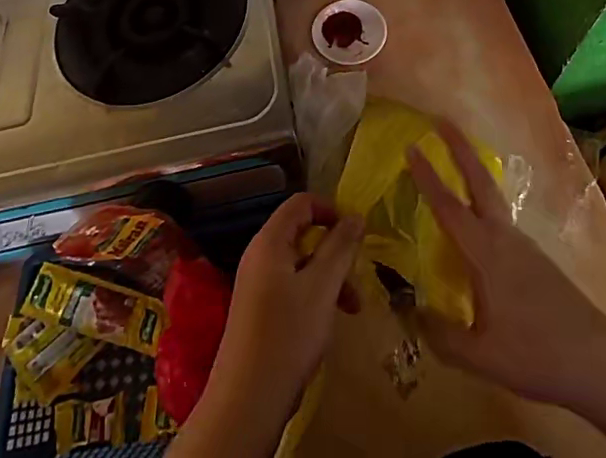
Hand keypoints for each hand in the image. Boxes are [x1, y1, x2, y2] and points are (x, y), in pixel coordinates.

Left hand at [214, 192, 362, 408]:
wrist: (247, 401)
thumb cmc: (288, 334)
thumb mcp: (323, 286)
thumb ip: (341, 247)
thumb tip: (356, 216)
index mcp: (270, 243)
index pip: (301, 203)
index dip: (331, 210)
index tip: (356, 233)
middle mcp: (260, 258)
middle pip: (304, 234)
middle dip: (336, 250)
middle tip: (357, 273)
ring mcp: (259, 286)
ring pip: (303, 264)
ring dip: (332, 277)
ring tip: (353, 306)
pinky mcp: (261, 312)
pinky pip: (295, 288)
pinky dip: (317, 295)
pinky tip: (331, 320)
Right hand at [407, 120, 605, 409]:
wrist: (597, 358)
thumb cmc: (536, 355)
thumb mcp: (480, 355)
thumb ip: (441, 334)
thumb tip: (411, 311)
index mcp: (486, 254)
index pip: (449, 208)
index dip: (427, 177)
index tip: (411, 146)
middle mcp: (505, 238)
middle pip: (479, 181)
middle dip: (460, 148)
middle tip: (441, 120)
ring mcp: (524, 245)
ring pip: (492, 197)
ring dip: (473, 172)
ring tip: (454, 161)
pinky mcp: (536, 257)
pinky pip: (501, 219)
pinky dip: (483, 202)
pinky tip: (477, 221)